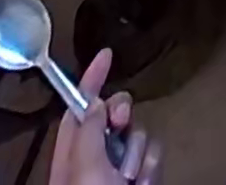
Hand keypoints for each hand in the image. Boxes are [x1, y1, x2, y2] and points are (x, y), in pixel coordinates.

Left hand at [48, 48, 161, 184]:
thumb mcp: (84, 165)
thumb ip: (88, 130)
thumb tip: (96, 100)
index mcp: (71, 154)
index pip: (80, 105)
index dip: (92, 78)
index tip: (106, 54)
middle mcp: (96, 159)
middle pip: (114, 113)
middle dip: (122, 114)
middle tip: (121, 123)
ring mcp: (119, 170)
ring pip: (138, 134)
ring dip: (137, 153)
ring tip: (130, 178)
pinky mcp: (142, 178)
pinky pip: (154, 155)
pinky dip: (152, 167)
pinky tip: (143, 183)